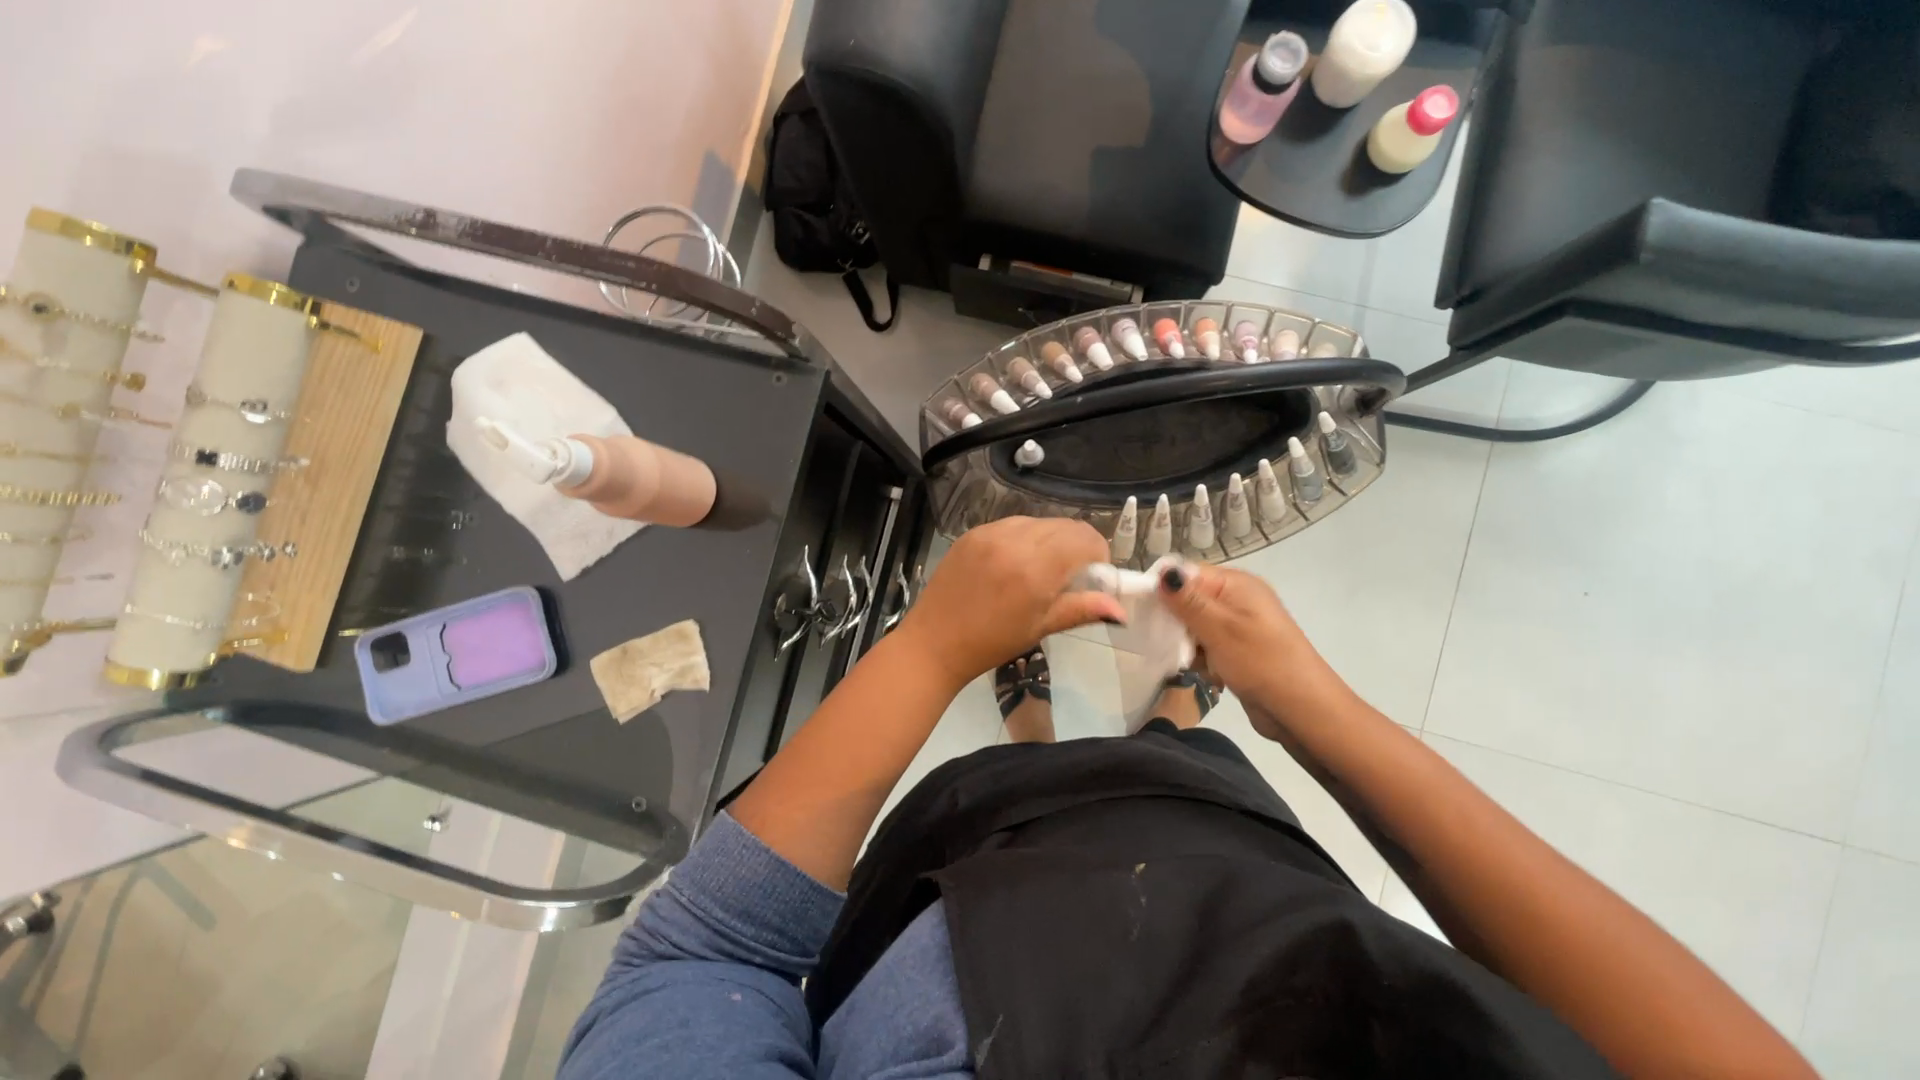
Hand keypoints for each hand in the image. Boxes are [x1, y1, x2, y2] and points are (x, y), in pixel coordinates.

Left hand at [896, 517, 1126, 689]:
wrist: (934, 643)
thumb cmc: (991, 643)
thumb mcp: (1040, 627)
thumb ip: (1082, 609)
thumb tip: (1122, 610)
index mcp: (1035, 569)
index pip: (1083, 539)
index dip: (1097, 553)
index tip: (1094, 573)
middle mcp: (1014, 542)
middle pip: (1064, 526)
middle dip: (1077, 544)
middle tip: (1072, 573)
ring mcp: (990, 533)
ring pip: (1038, 522)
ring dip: (1051, 538)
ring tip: (1043, 568)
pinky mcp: (972, 533)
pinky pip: (1011, 524)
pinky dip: (1024, 537)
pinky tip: (1016, 562)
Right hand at [1156, 560, 1349, 738]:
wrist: (1301, 708)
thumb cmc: (1260, 661)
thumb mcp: (1219, 628)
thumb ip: (1188, 601)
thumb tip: (1163, 571)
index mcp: (1236, 584)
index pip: (1187, 574)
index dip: (1163, 588)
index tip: (1140, 610)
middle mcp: (1237, 599)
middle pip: (1188, 600)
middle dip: (1173, 621)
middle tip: (1164, 641)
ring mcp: (1238, 626)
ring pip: (1193, 626)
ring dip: (1186, 644)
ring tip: (1189, 661)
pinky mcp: (1237, 650)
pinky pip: (1206, 646)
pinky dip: (1200, 659)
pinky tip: (1204, 673)